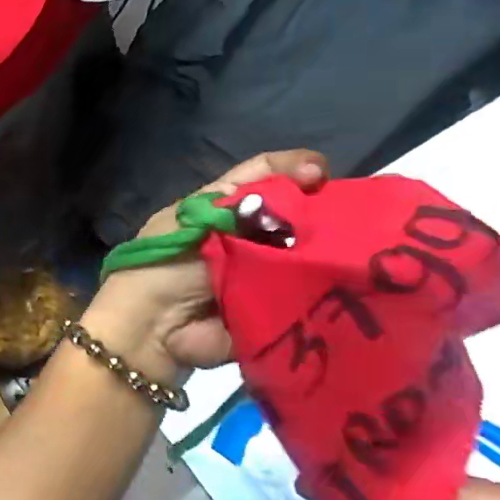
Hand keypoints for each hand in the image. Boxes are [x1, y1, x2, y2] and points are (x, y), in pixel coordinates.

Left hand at [84, 150, 327, 375]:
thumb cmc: (163, 265)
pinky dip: (321, 288)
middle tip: (344, 212)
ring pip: (302, 253)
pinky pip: (304, 294)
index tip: (320, 172)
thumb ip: (250, 201)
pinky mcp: (273, 308)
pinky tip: (342, 280)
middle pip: (291, 214)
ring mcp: (262, 273)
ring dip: (324, 249)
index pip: (262, 176)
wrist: (149, 331)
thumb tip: (307, 175)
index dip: (291, 168)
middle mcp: (245, 235)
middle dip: (318, 210)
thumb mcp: (200, 220)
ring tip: (349, 245)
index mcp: (220, 206)